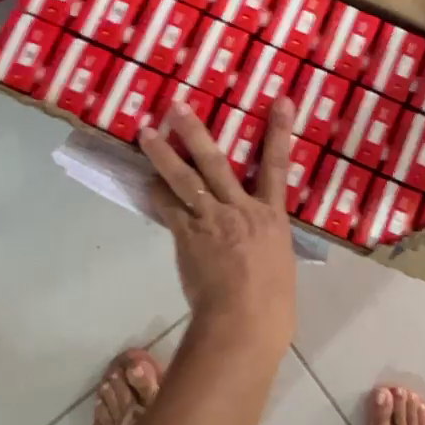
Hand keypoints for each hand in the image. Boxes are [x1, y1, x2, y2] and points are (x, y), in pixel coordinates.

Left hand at [138, 100, 298, 351]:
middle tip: (178, 107)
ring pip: (184, 180)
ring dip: (164, 155)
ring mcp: (212, 221)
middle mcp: (241, 209)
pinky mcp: (189, 238)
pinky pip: (168, 210)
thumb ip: (267, 240)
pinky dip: (156, 195)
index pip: (277, 164)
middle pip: (216, 163)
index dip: (278, 131)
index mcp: (271, 216)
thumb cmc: (272, 303)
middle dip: (196, 133)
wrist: (245, 324)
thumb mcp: (279, 261)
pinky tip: (144, 181)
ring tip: (146, 133)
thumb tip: (260, 237)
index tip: (279, 100)